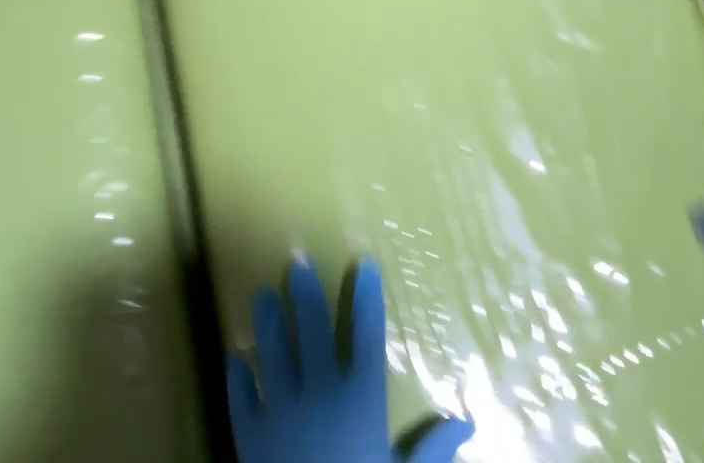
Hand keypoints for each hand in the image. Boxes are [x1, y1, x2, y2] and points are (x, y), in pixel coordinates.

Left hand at [227, 257, 474, 462]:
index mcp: (361, 396)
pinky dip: (237, 376)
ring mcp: (280, 411)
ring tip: (262, 292)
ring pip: (272, 353)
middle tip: (297, 260)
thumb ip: (433, 447)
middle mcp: (320, 391)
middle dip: (306, 293)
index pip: (366, 333)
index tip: (363, 261)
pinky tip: (234, 356)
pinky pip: (240, 398)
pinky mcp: (248, 436)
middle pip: (312, 330)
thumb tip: (469, 421)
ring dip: (267, 321)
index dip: (366, 296)